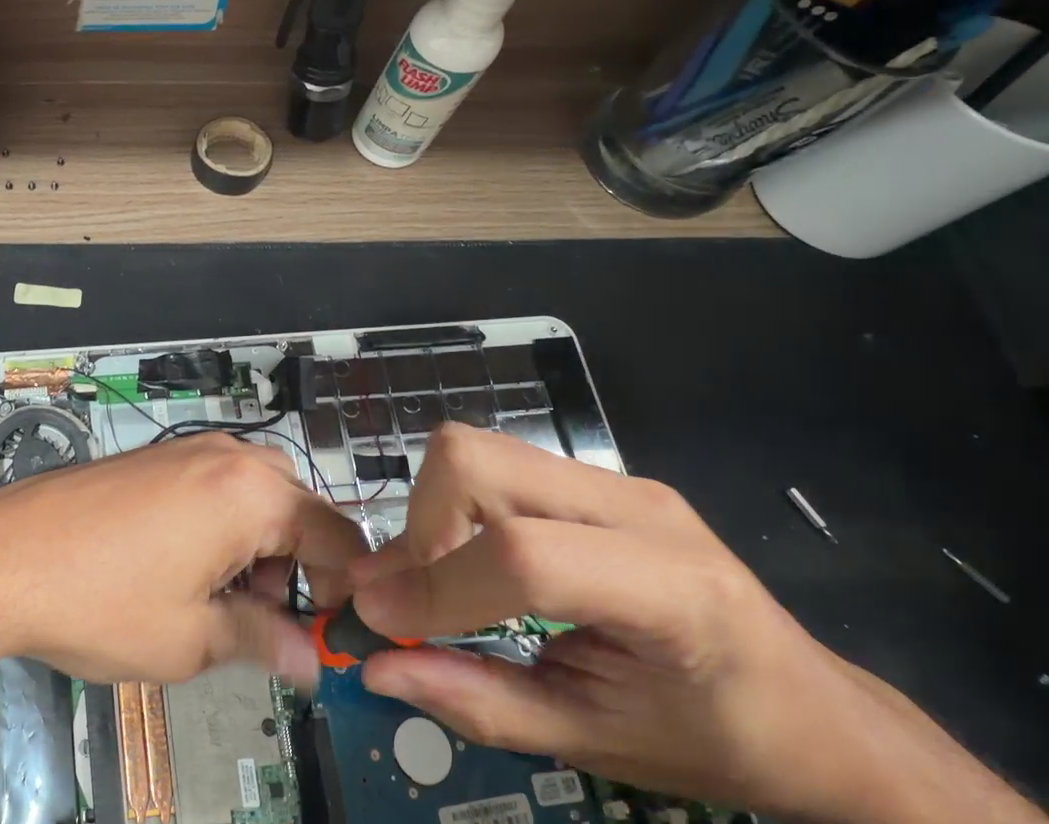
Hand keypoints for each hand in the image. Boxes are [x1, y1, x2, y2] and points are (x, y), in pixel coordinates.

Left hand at [0, 432, 366, 686]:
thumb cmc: (97, 602)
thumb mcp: (191, 639)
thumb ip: (263, 642)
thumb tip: (309, 661)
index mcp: (250, 494)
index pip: (338, 536)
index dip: (344, 591)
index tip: (327, 634)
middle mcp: (224, 458)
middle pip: (297, 509)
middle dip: (296, 565)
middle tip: (262, 617)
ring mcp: (182, 451)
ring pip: (253, 496)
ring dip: (257, 546)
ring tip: (215, 599)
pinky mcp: (148, 460)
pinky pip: (211, 487)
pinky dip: (218, 525)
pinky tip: (178, 567)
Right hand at [350, 424, 1042, 823]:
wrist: (816, 711)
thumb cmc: (717, 740)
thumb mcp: (597, 743)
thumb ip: (482, 704)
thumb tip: (377, 668)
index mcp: (672, 590)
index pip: (523, 556)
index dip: (437, 588)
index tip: (378, 626)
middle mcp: (639, 507)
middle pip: (477, 461)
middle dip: (419, 526)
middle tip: (414, 597)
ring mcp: (618, 481)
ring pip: (476, 450)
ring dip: (430, 514)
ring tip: (437, 584)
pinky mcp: (597, 478)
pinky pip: (496, 465)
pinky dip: (454, 509)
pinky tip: (470, 565)